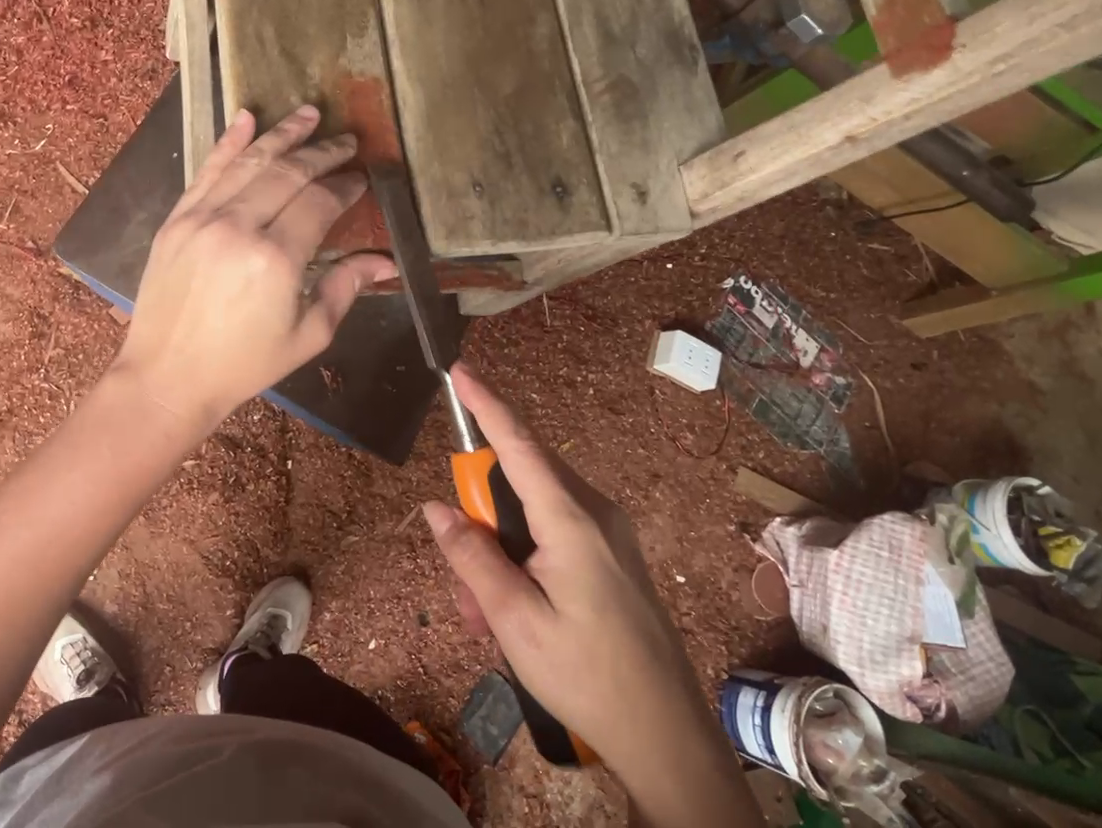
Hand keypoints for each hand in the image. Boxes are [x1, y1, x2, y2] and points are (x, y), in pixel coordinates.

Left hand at [110, 106, 394, 427]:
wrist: (167, 376)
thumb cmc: (242, 365)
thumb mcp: (306, 336)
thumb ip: (344, 289)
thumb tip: (385, 261)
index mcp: (275, 259)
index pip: (319, 202)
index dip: (344, 185)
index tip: (362, 177)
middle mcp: (237, 227)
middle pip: (287, 172)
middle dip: (322, 152)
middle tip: (347, 139)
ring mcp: (201, 219)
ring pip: (248, 162)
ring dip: (281, 135)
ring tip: (309, 113)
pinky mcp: (176, 221)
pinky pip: (206, 171)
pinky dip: (227, 143)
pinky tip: (246, 118)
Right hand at [423, 366, 751, 818]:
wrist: (665, 732)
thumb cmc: (585, 673)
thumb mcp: (513, 619)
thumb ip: (472, 556)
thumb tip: (437, 507)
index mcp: (571, 521)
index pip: (519, 445)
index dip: (487, 405)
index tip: (460, 370)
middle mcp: (595, 513)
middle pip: (518, 483)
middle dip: (479, 522)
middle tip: (464, 592)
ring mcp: (609, 534)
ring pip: (532, 514)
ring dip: (498, 552)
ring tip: (487, 619)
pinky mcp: (613, 555)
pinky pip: (554, 535)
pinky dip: (522, 561)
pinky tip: (515, 613)